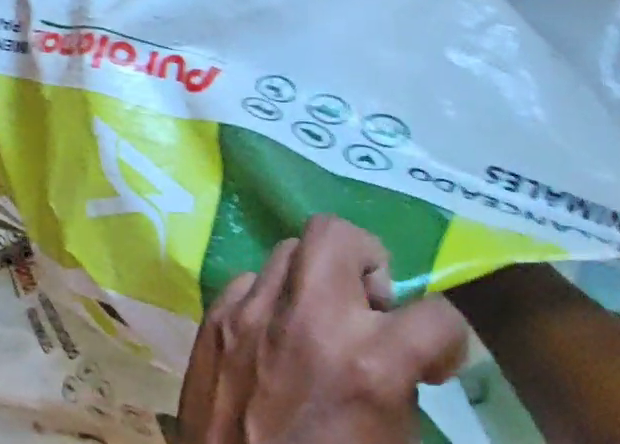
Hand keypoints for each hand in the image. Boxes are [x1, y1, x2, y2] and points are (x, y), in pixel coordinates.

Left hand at [177, 215, 469, 443]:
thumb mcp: (395, 435)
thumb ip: (399, 376)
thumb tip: (405, 351)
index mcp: (369, 360)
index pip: (439, 314)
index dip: (448, 339)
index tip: (432, 361)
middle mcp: (306, 318)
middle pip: (335, 235)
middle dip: (366, 261)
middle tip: (371, 307)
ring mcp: (250, 309)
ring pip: (288, 250)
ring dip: (315, 278)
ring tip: (322, 319)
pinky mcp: (212, 314)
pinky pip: (249, 280)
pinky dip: (270, 297)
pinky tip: (276, 332)